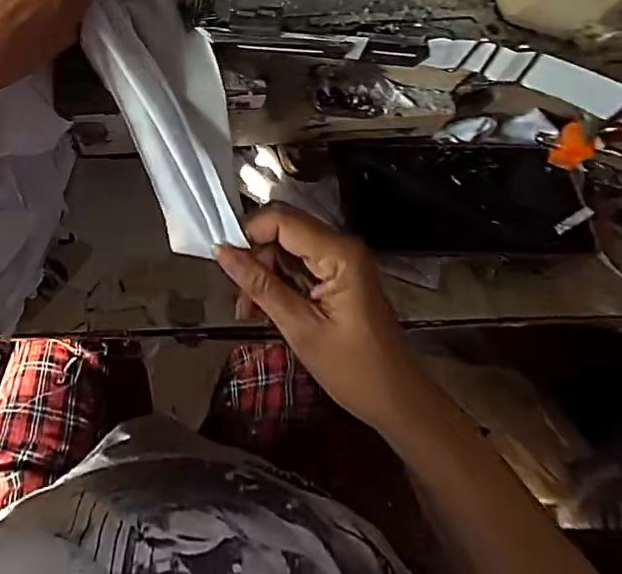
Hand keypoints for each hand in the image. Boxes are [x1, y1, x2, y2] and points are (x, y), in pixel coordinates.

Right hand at [215, 204, 419, 432]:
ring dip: (263, 271)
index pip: (281, 219)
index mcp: (339, 254)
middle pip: (282, 228)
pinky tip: (266, 307)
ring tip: (250, 308)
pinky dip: (278, 280)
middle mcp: (342, 246)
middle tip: (238, 292)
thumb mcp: (300, 328)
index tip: (225, 259)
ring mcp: (342, 259)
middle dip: (254, 255)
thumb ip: (260, 285)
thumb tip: (222, 252)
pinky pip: (298, 262)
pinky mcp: (339, 273)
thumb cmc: (355, 370)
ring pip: (286, 245)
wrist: (399, 401)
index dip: (248, 233)